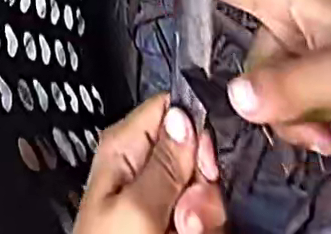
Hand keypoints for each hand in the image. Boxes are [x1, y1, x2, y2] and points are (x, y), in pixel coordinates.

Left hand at [77, 93, 228, 233]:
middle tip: (187, 219)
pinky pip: (204, 223)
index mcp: (123, 148)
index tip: (206, 162)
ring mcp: (161, 204)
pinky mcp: (175, 228)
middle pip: (195, 155)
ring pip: (205, 196)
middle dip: (202, 189)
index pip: (167, 110)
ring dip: (206, 221)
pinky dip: (204, 233)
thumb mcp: (135, 211)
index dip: (194, 129)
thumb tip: (183, 115)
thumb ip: (164, 166)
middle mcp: (142, 169)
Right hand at [149, 0, 330, 155]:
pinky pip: (303, 99)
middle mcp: (288, 17)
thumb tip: (234, 100)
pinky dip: (324, 121)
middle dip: (281, 105)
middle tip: (319, 133)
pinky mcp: (327, 68)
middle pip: (252, 63)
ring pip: (279, 90)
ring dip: (308, 121)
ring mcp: (308, 44)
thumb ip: (286, 88)